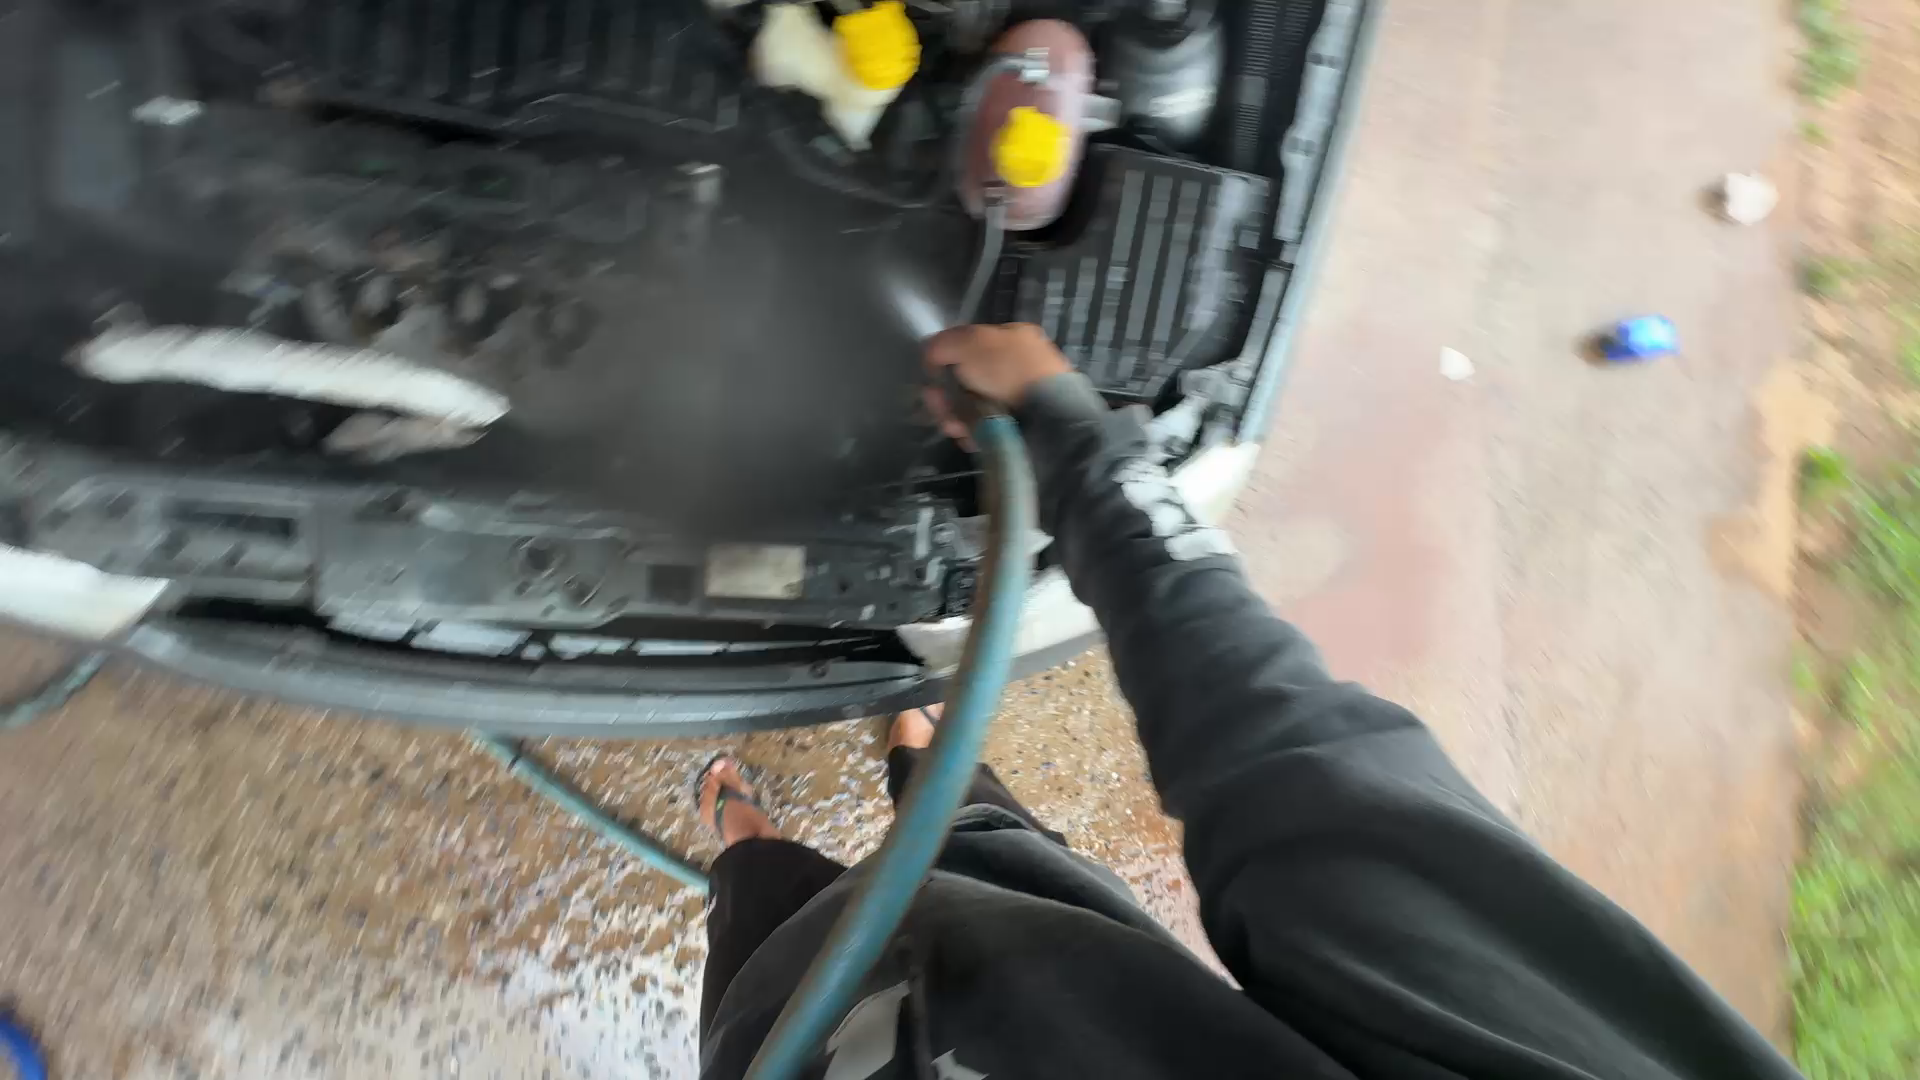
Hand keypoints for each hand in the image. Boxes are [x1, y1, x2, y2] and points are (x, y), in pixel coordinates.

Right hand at [923, 323, 1073, 441]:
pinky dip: (970, 430)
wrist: (1047, 417)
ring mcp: (1017, 399)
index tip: (931, 373)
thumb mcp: (971, 342)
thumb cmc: (1009, 370)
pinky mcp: (1016, 428)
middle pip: (966, 379)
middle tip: (934, 401)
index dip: (946, 358)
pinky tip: (965, 434)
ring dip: (953, 413)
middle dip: (946, 392)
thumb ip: (943, 343)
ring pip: (971, 405)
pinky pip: (983, 426)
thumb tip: (929, 355)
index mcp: (1013, 338)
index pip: (970, 345)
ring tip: (950, 423)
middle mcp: (1016, 366)